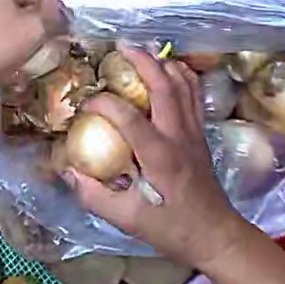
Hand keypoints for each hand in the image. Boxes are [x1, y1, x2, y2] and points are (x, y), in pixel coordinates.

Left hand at [0, 0, 66, 94]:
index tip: (67, 28)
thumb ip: (52, 16)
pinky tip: (10, 56)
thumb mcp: (35, 27)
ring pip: (8, 18)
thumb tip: (58, 15)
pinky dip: (7, 41)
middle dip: (40, 19)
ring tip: (33, 48)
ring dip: (24, 31)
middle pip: (22, 3)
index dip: (58, 7)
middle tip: (52, 37)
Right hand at [65, 49, 253, 269]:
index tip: (86, 104)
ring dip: (163, 63)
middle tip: (121, 47)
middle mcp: (179, 135)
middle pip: (165, 86)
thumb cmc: (172, 228)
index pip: (129, 117)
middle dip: (143, 62)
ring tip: (143, 51)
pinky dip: (182, 75)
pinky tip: (168, 69)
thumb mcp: (128, 220)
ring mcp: (194, 131)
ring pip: (184, 85)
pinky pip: (194, 94)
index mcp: (159, 155)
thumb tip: (68, 171)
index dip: (104, 103)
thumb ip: (94, 196)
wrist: (217, 236)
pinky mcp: (200, 133)